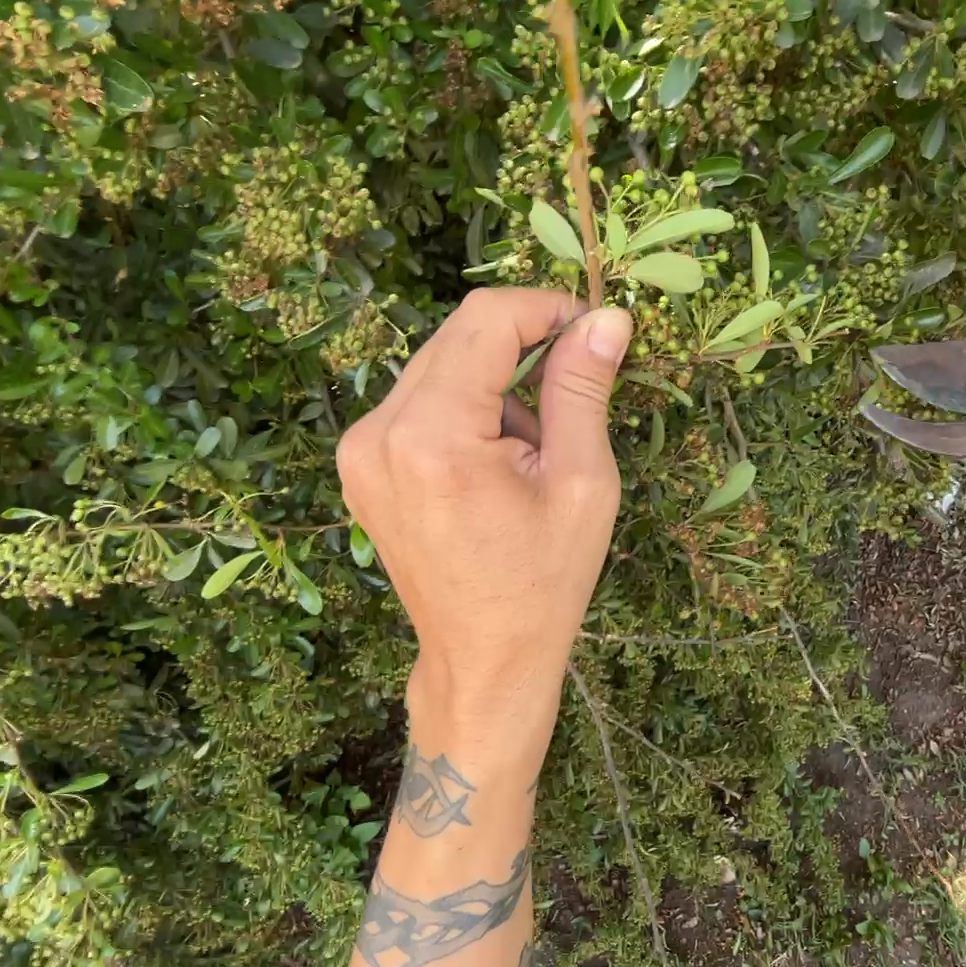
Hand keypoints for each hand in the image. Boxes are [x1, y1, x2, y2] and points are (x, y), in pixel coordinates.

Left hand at [336, 289, 632, 756]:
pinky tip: (494, 462)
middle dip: (523, 347)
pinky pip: (420, 403)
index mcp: (434, 436)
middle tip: (574, 390)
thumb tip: (606, 318)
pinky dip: (466, 410)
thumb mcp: (581, 483)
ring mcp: (359, 450)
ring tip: (531, 451)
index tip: (591, 331)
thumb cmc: (545, 581)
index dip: (545, 309)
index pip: (486, 320)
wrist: (485, 657)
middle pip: (457, 338)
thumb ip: (582, 390)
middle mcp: (378, 432)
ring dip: (494, 384)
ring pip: (439, 367)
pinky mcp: (360, 465)